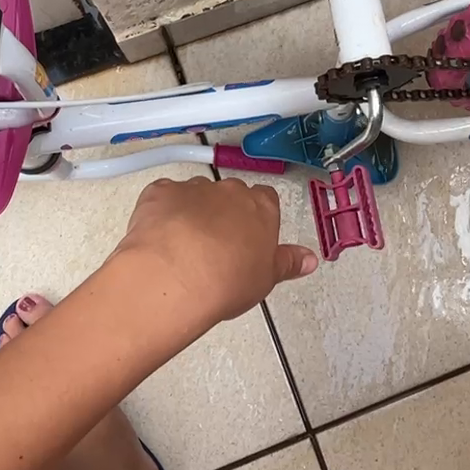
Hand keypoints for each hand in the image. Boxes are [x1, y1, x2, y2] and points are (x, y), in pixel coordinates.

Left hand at [110, 177, 318, 324]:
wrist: (176, 277)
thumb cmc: (225, 280)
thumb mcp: (266, 279)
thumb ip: (288, 263)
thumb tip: (308, 259)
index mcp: (261, 207)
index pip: (266, 200)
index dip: (257, 219)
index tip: (249, 239)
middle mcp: (230, 191)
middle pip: (230, 195)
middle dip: (224, 214)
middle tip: (217, 248)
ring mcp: (194, 189)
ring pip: (196, 194)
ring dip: (193, 212)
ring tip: (185, 247)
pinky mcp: (161, 192)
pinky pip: (164, 195)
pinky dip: (162, 211)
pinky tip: (161, 236)